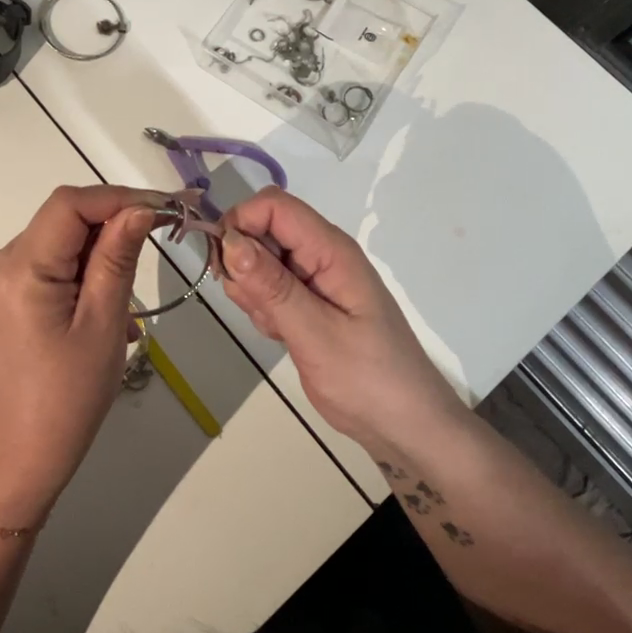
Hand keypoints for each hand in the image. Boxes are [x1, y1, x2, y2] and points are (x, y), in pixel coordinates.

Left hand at [0, 185, 161, 525]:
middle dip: (116, 219)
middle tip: (166, 230)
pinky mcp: (15, 287)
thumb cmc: (72, 391)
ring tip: (138, 280)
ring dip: (106, 246)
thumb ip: (118, 258)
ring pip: (65, 235)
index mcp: (22, 267)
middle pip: (66, 215)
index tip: (165, 208)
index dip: (118, 198)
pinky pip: (57, 258)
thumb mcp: (104, 321)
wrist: (32, 442)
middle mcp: (5, 259)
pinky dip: (90, 266)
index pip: (70, 204)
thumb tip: (140, 208)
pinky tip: (113, 301)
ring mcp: (6, 273)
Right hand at [217, 187, 465, 453]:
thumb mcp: (316, 334)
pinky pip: (268, 290)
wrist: (406, 427)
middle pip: (262, 230)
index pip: (274, 206)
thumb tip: (229, 241)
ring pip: (259, 262)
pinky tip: (283, 337)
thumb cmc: (368, 380)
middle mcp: (321, 256)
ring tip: (279, 329)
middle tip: (259, 308)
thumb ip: (271, 286)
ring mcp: (314, 281)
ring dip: (253, 292)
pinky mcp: (307, 304)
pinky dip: (263, 310)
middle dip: (244, 264)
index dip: (241, 224)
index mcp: (331, 251)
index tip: (225, 266)